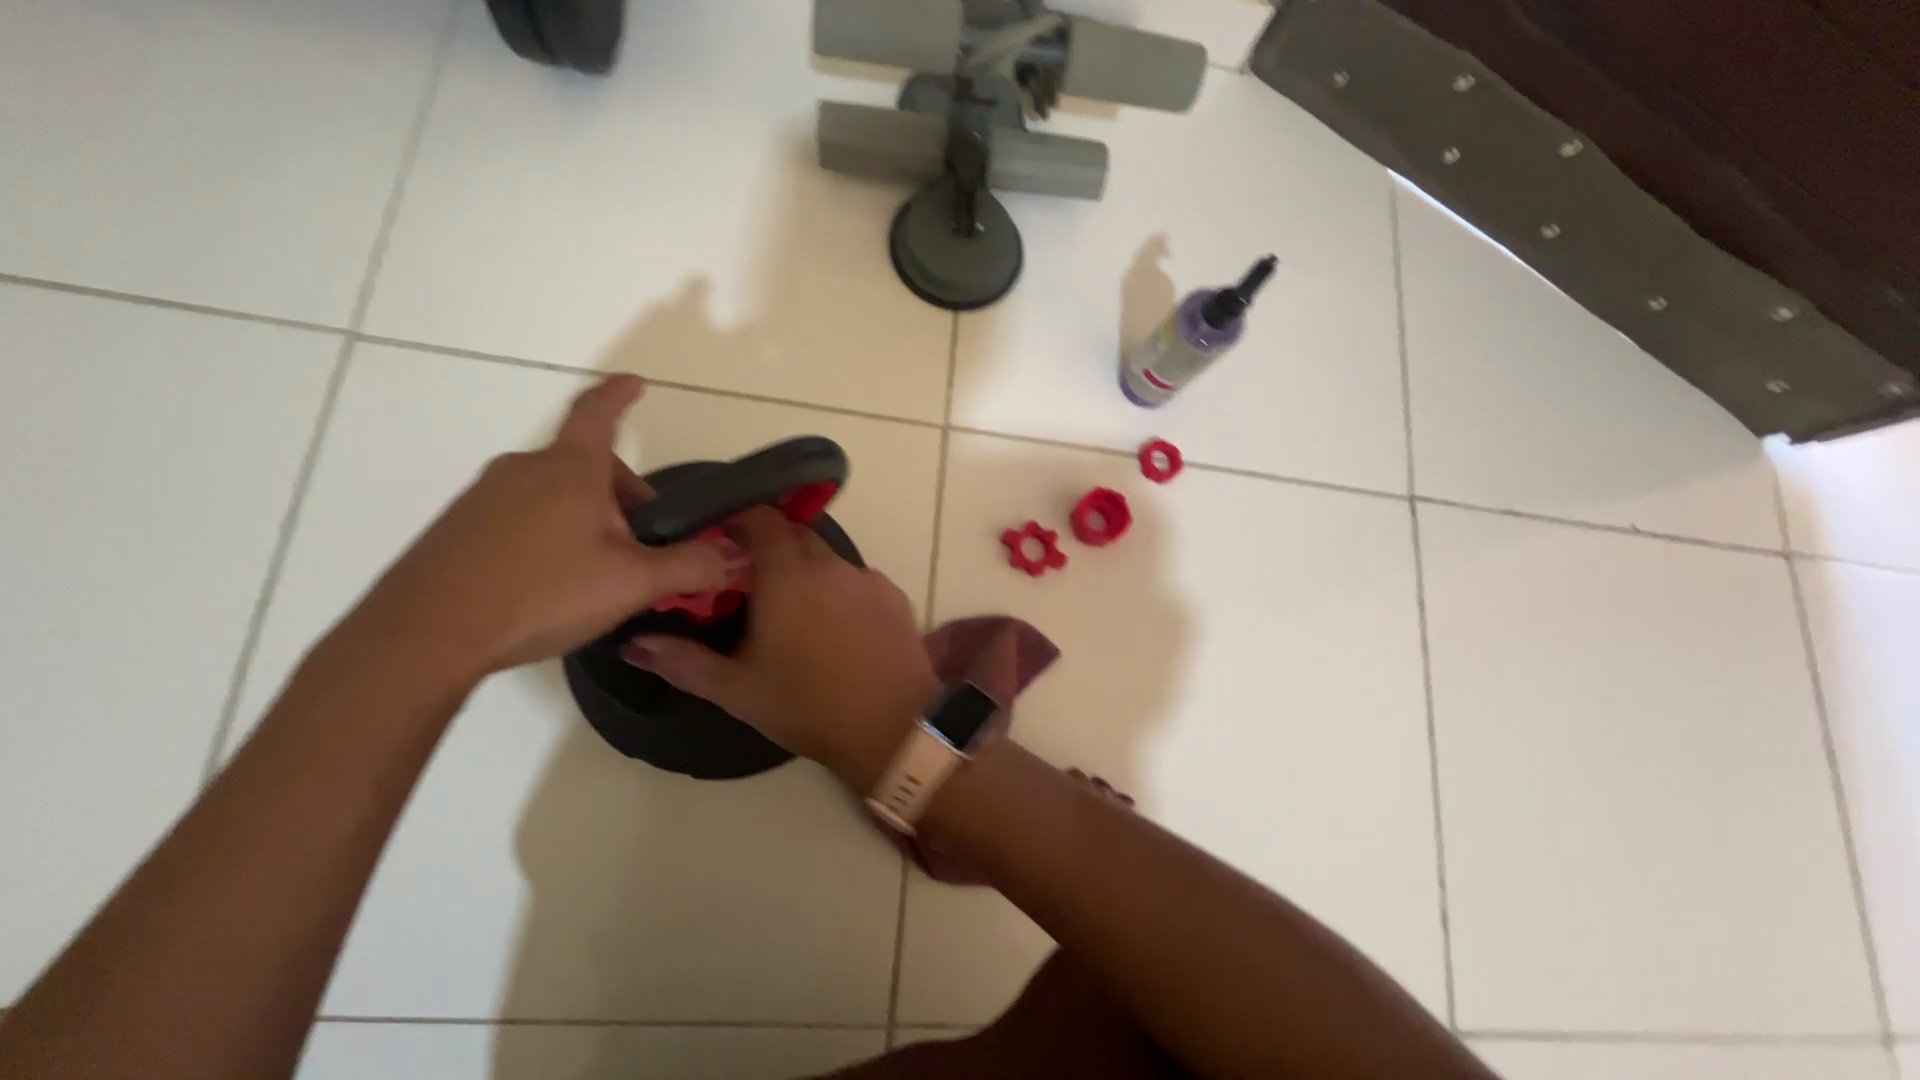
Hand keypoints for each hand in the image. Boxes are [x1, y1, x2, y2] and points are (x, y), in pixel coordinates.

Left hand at [350, 375, 735, 679]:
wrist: (426, 634)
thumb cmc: (542, 593)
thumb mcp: (632, 583)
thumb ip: (689, 566)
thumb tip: (733, 555)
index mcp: (570, 468)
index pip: (599, 412)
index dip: (621, 394)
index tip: (637, 382)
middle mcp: (524, 468)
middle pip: (585, 465)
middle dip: (621, 494)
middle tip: (643, 542)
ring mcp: (483, 496)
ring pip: (552, 493)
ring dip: (585, 518)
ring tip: (597, 572)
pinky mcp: (457, 528)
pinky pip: (517, 517)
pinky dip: (546, 535)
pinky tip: (549, 586)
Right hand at [624, 507, 939, 789]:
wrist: (893, 728)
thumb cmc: (807, 705)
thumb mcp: (736, 689)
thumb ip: (682, 661)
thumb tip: (634, 645)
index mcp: (788, 572)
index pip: (758, 518)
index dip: (735, 519)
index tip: (714, 539)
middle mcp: (830, 563)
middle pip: (793, 536)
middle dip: (766, 549)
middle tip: (743, 582)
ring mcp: (867, 578)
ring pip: (826, 560)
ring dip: (803, 573)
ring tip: (788, 613)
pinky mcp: (894, 598)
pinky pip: (855, 582)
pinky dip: (837, 593)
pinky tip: (832, 630)